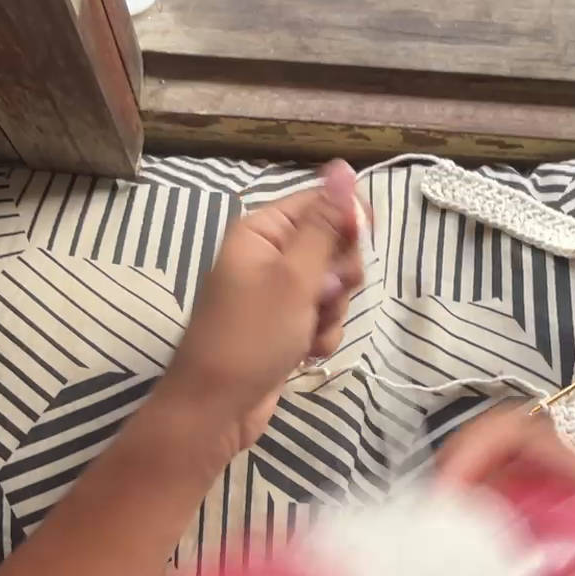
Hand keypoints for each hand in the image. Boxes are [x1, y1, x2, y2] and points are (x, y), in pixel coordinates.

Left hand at [155, 160, 366, 456]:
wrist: (216, 408)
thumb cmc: (251, 337)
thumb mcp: (294, 277)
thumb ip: (324, 224)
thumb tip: (343, 167)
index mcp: (262, 231)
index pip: (321, 203)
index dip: (347, 224)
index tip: (358, 249)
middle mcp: (268, 257)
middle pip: (332, 247)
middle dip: (339, 278)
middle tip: (326, 297)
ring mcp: (276, 295)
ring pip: (331, 288)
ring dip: (331, 313)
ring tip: (309, 334)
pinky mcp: (283, 327)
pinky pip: (320, 318)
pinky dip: (321, 335)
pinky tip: (307, 354)